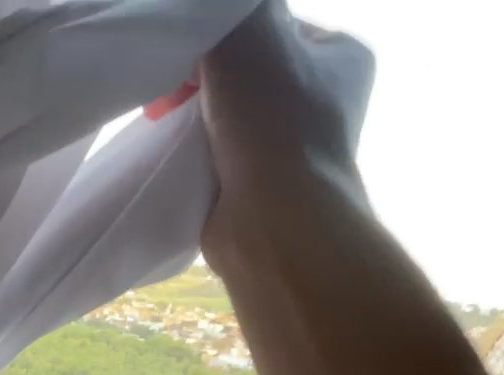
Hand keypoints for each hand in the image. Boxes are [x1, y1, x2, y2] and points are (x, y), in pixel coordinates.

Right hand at [171, 2, 368, 256]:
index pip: (269, 29)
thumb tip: (204, 16)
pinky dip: (192, 157)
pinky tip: (174, 159)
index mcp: (340, 55)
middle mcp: (323, 102)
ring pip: (226, 118)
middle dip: (198, 82)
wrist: (272, 224)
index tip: (184, 57)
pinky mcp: (256, 191)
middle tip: (164, 99)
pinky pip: (216, 158)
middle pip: (243, 74)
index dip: (219, 37)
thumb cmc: (272, 123)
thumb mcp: (250, 31)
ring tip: (162, 127)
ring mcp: (290, 151)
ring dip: (191, 121)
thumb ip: (226, 8)